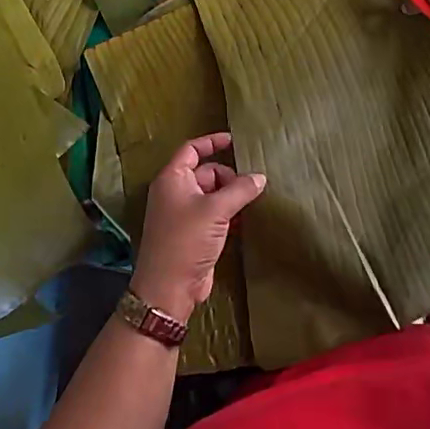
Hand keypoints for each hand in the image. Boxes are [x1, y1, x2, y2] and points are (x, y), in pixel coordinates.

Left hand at [129, 133, 264, 322]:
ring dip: (231, 196)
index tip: (234, 140)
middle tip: (250, 186)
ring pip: (212, 194)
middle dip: (229, 176)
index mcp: (172, 179)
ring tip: (252, 201)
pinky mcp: (193, 233)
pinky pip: (214, 213)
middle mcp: (175, 192)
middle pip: (206, 172)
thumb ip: (240, 189)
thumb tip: (260, 177)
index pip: (191, 150)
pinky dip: (229, 212)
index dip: (212, 142)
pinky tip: (245, 219)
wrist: (169, 288)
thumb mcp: (216, 210)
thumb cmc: (186, 240)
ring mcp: (183, 214)